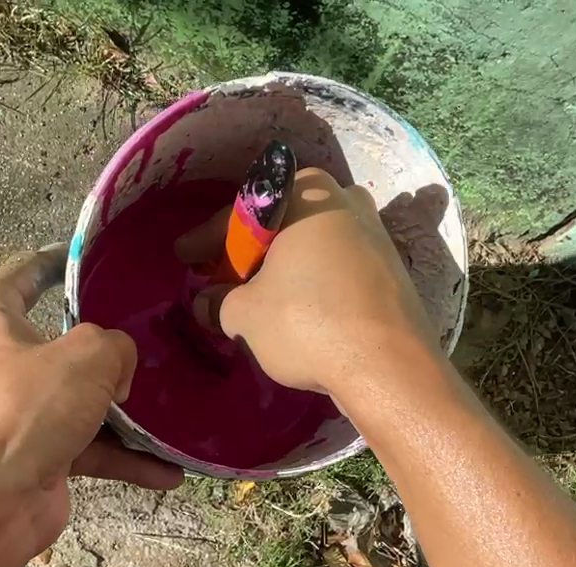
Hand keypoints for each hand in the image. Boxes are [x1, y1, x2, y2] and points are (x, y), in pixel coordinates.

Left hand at [0, 247, 182, 552]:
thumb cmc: (26, 408)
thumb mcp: (85, 356)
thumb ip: (115, 344)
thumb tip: (118, 369)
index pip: (27, 273)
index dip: (65, 262)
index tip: (105, 259)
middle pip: (64, 342)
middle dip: (111, 347)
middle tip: (159, 337)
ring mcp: (17, 411)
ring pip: (81, 401)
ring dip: (128, 414)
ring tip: (176, 407)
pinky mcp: (37, 455)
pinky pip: (88, 449)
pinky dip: (125, 459)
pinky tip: (170, 470)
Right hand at [175, 168, 442, 396]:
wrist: (386, 364)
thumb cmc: (306, 322)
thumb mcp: (245, 315)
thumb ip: (219, 302)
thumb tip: (205, 302)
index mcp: (306, 194)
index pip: (241, 215)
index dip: (206, 240)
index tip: (184, 255)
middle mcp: (344, 200)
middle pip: (280, 226)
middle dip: (247, 252)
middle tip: (220, 276)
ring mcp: (374, 233)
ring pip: (310, 247)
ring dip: (280, 268)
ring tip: (254, 296)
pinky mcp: (391, 270)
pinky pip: (334, 268)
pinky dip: (309, 283)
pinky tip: (295, 308)